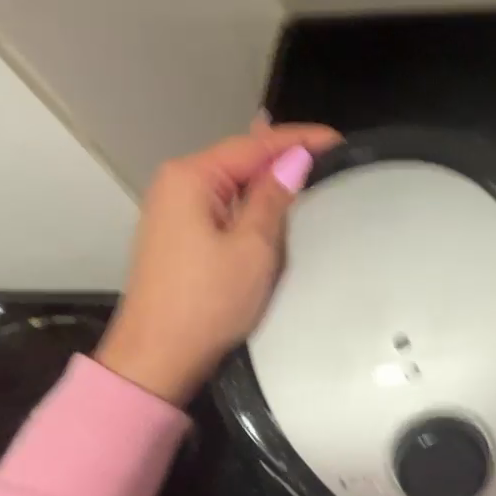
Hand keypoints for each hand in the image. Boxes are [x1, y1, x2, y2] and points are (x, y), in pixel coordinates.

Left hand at [96, 121, 342, 401]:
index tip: (337, 139)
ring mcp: (173, 212)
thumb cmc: (206, 303)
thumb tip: (295, 161)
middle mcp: (176, 185)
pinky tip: (273, 208)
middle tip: (330, 160)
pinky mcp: (177, 238)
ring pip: (231, 185)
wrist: (158, 356)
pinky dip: (250, 205)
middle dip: (283, 156)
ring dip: (267, 181)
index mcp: (191, 178)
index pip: (254, 144)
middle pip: (240, 159)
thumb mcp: (252, 248)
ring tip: (311, 178)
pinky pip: (222, 207)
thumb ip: (273, 199)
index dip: (298, 140)